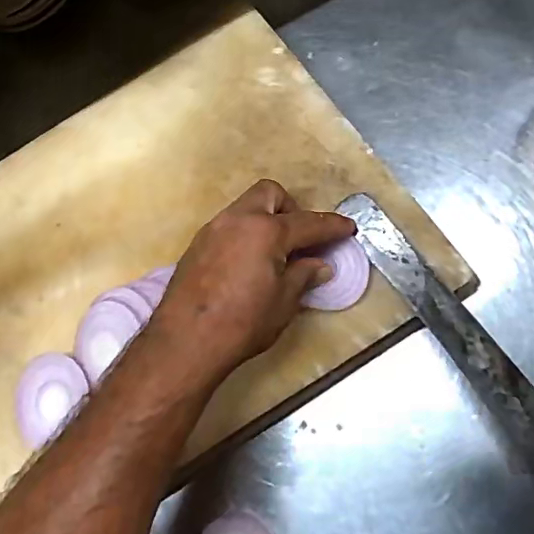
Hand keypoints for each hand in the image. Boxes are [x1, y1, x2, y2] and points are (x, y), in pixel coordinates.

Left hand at [144, 180, 356, 384]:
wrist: (186, 339)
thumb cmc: (242, 322)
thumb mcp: (283, 302)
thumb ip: (302, 276)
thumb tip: (319, 265)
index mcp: (265, 231)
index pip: (307, 223)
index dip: (331, 226)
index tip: (347, 228)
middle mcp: (237, 220)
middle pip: (269, 194)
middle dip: (290, 209)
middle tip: (301, 239)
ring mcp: (213, 229)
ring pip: (245, 207)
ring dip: (264, 220)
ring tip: (275, 253)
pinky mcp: (197, 244)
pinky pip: (228, 226)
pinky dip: (244, 233)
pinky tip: (249, 262)